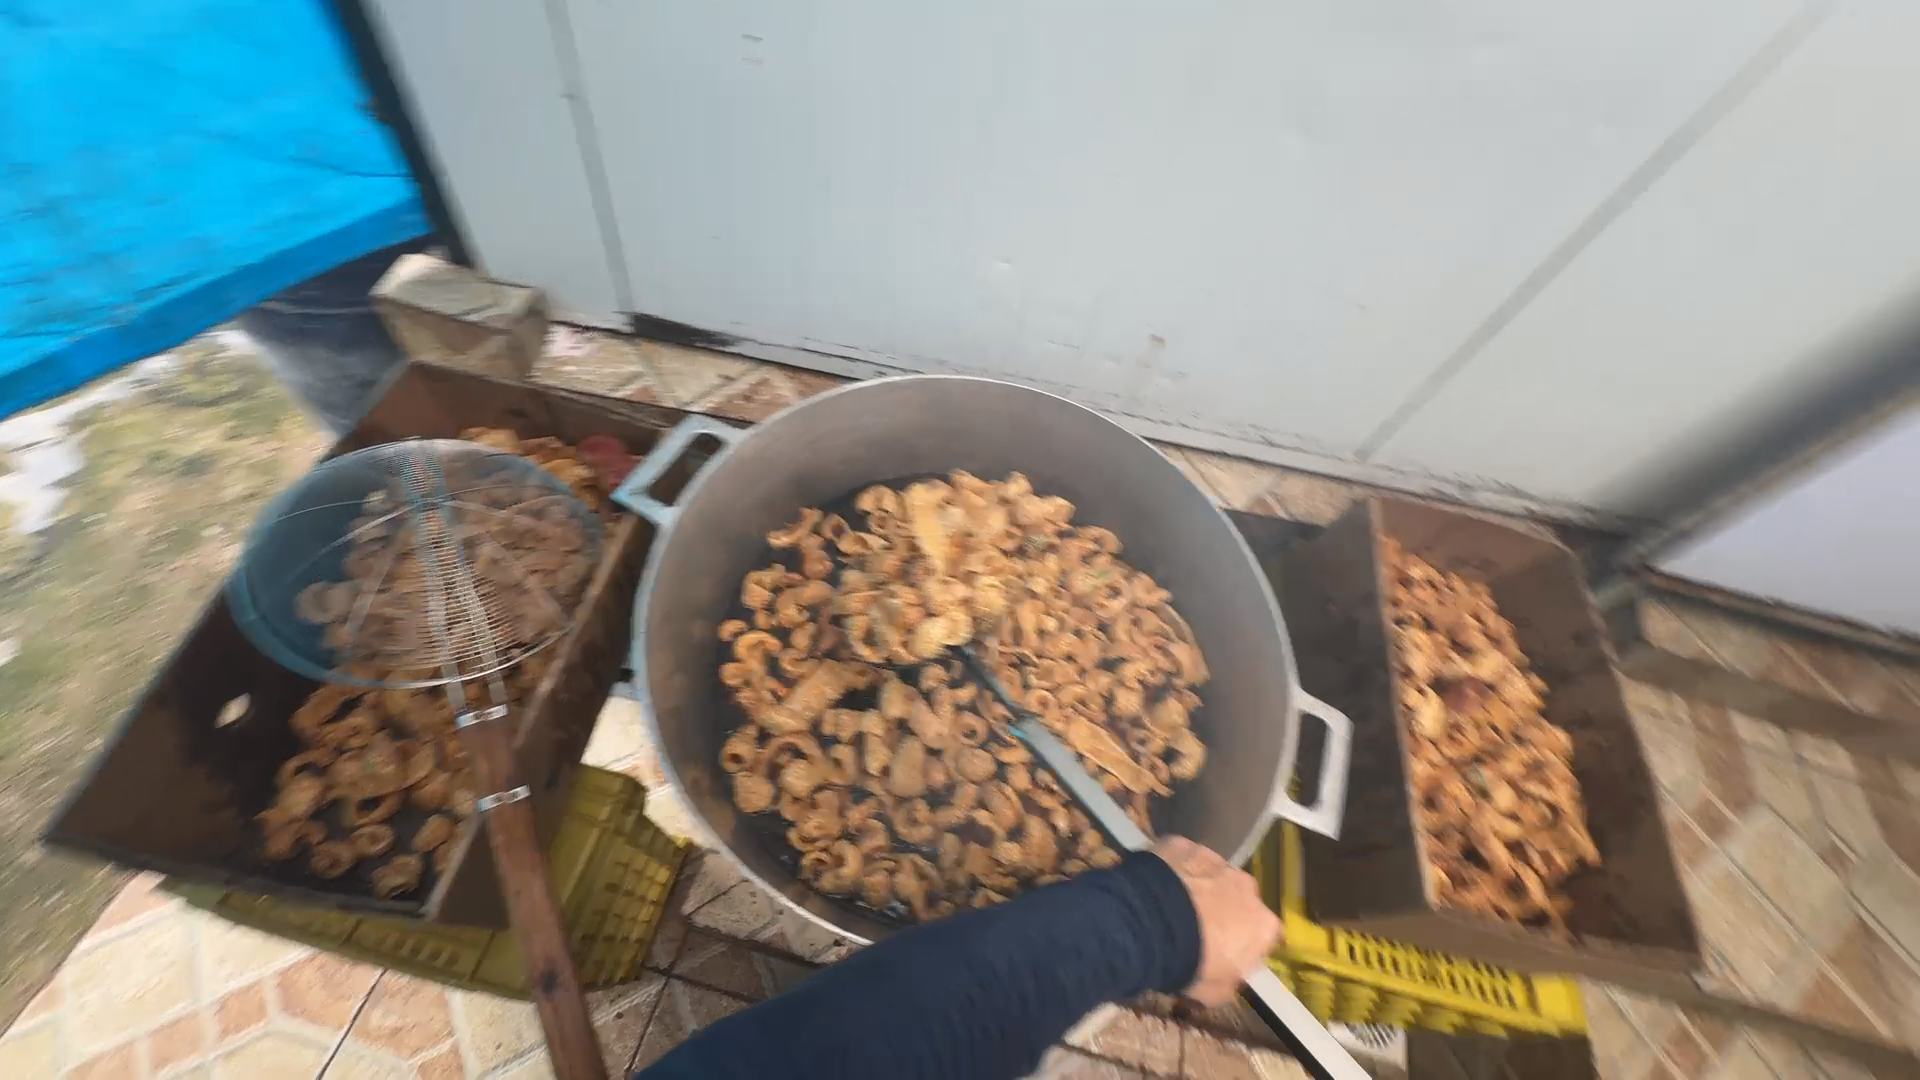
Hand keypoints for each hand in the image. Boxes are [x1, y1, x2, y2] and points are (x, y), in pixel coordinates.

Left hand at [1150, 836, 1281, 1006]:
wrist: (1147, 924)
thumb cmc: (1189, 964)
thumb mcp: (1217, 992)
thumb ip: (1231, 978)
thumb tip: (1227, 972)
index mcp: (1262, 923)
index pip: (1263, 933)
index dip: (1244, 940)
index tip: (1226, 948)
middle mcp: (1245, 884)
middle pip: (1238, 895)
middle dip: (1223, 905)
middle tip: (1195, 922)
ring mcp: (1213, 857)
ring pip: (1210, 871)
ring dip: (1198, 882)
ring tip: (1171, 900)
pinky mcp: (1182, 842)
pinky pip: (1180, 855)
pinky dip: (1172, 865)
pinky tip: (1154, 880)